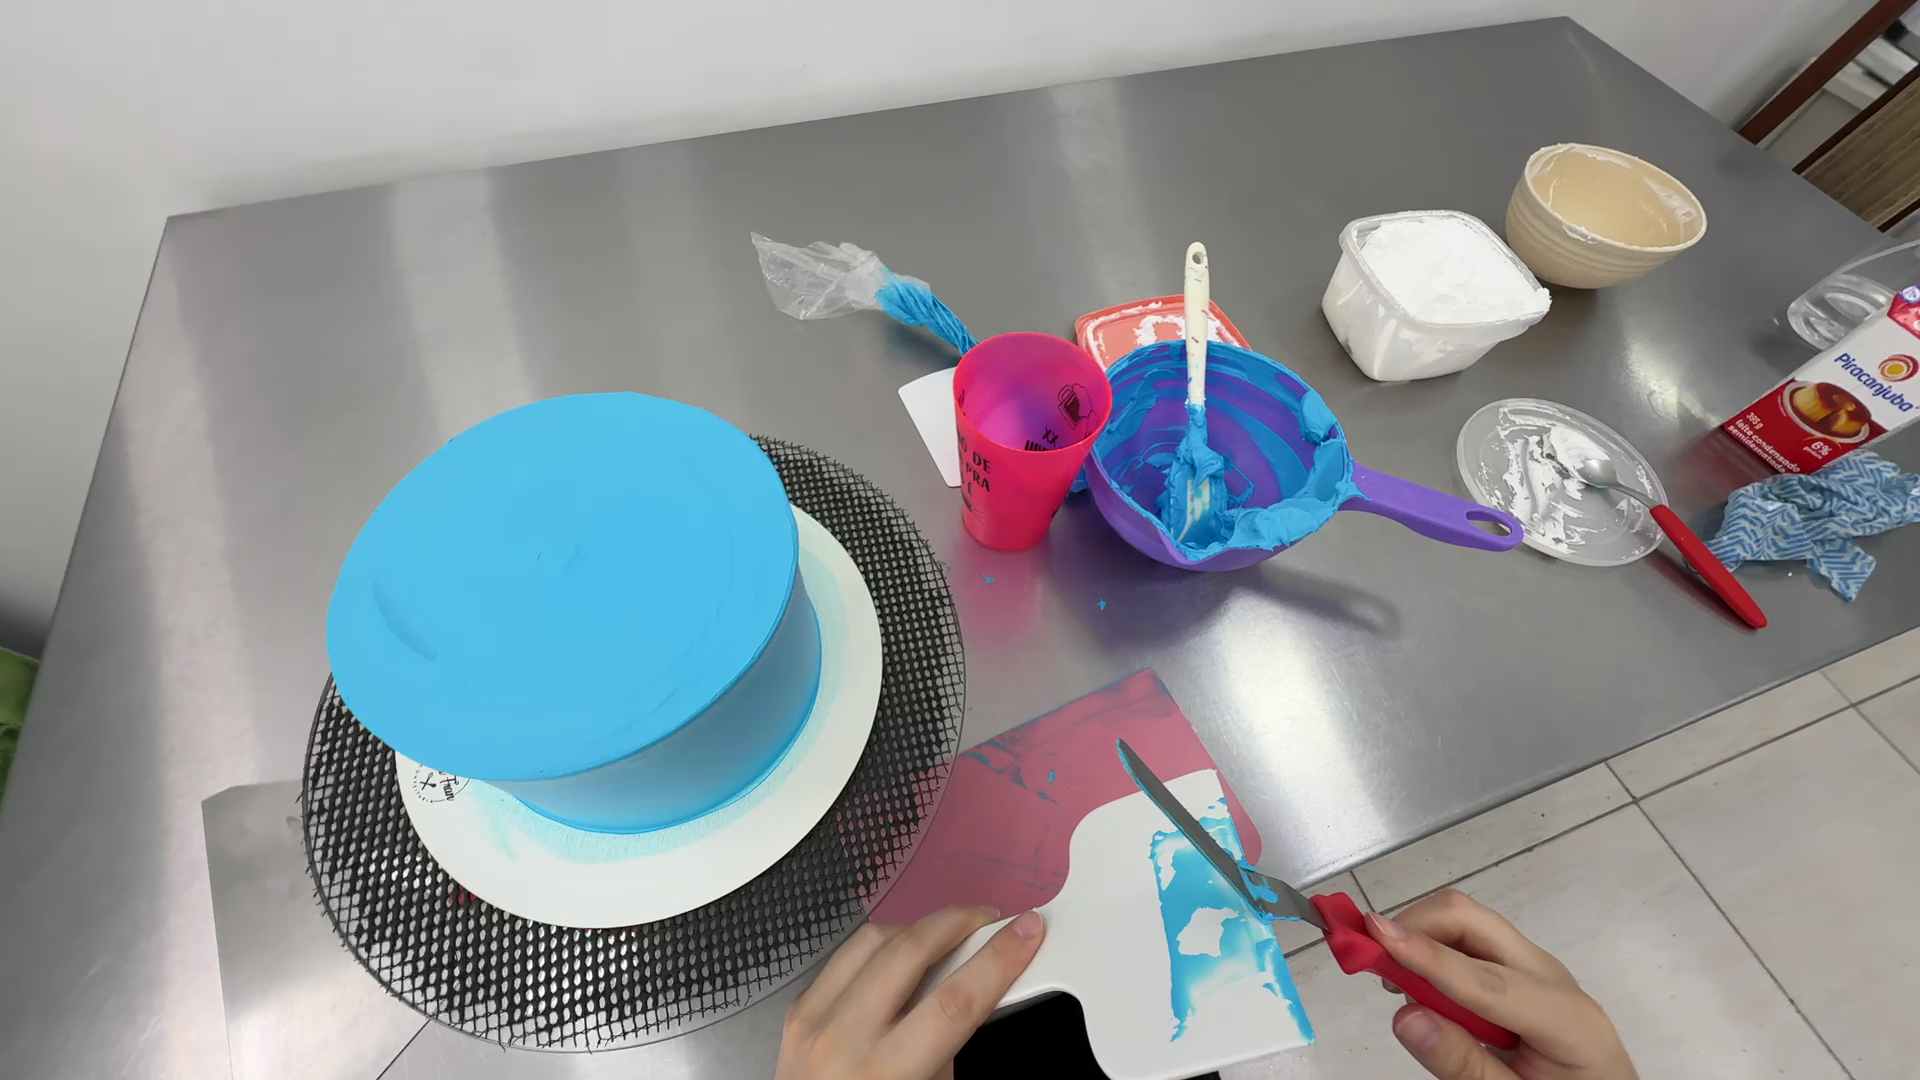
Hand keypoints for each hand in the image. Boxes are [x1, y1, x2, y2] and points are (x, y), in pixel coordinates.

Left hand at [776, 905, 1045, 1079]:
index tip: (1027, 929)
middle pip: (913, 950)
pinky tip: (902, 953)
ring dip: (920, 927)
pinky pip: (849, 952)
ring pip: (878, 937)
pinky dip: (883, 944)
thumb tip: (972, 979)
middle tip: (989, 919)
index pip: (955, 1002)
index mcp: (887, 1075)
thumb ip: (950, 1042)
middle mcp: (845, 1039)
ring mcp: (815, 1019)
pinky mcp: (798, 1008)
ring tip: (948, 935)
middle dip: (959, 922)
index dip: (998, 958)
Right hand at [1368, 888, 1636, 1079]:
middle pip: (1469, 919)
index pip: (1485, 979)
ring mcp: (1533, 963)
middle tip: (1374, 956)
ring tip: (1400, 982)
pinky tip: (1423, 984)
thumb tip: (1405, 1016)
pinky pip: (1463, 933)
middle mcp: (1551, 977)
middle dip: (1414, 925)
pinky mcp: (1514, 960)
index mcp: (1566, 1020)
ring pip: (1462, 917)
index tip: (1373, 933)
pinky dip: (1429, 944)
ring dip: (1419, 934)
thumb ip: (1463, 1065)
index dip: (1425, 955)